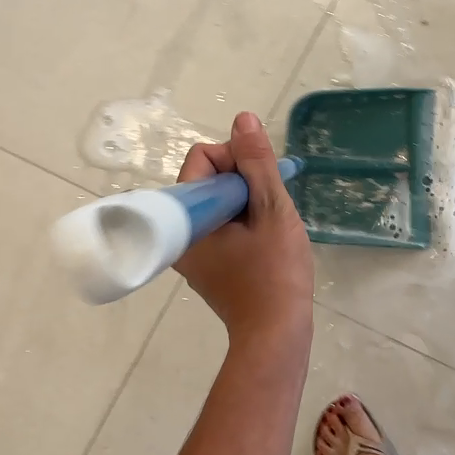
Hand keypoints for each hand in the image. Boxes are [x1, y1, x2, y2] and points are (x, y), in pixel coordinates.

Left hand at [174, 112, 312, 336]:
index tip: (264, 183)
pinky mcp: (206, 265)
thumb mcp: (272, 210)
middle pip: (207, 178)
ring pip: (217, 201)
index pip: (202, 158)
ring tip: (271, 224)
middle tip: (272, 206)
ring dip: (247, 202)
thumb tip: (243, 120)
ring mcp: (190, 250)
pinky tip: (266, 239)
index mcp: (185, 216)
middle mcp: (178, 231)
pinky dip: (243, 221)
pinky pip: (220, 224)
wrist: (275, 333)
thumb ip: (257, 163)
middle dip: (243, 181)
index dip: (237, 160)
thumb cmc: (275, 272)